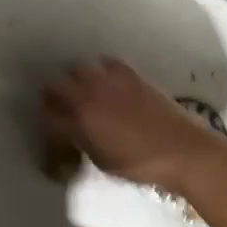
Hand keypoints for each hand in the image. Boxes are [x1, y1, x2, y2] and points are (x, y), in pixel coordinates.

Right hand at [42, 57, 224, 194]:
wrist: (180, 149)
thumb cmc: (140, 164)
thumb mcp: (103, 161)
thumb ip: (82, 141)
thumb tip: (74, 131)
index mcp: (80, 121)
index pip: (48, 113)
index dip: (45, 118)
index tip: (50, 123)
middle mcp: (89, 95)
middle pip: (56, 84)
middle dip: (54, 93)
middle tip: (59, 104)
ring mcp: (109, 81)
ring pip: (79, 68)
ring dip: (76, 78)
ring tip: (83, 89)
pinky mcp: (129, 73)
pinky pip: (107, 62)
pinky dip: (102, 68)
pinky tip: (107, 79)